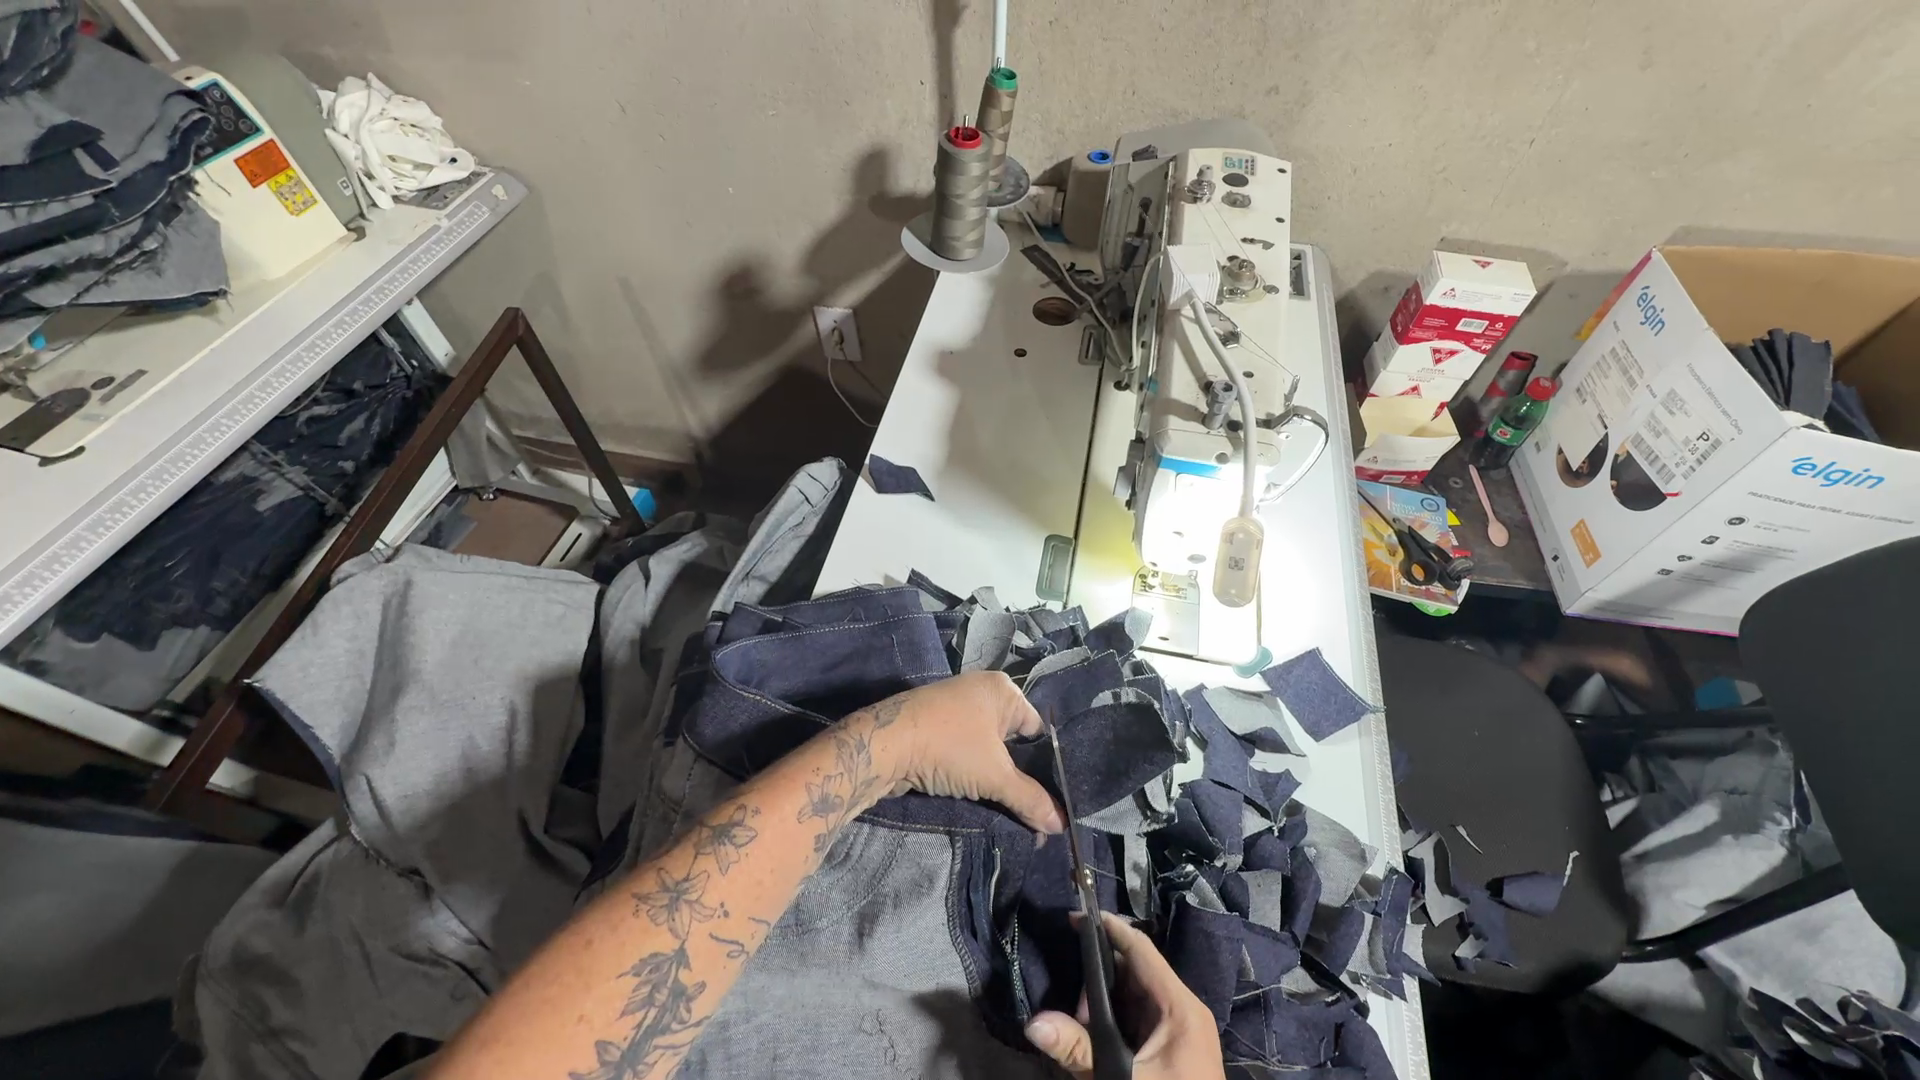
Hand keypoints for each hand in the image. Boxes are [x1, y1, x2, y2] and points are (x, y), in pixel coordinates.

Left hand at [861, 672, 1064, 833]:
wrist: (885, 746)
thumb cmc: (948, 748)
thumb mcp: (995, 776)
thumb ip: (1030, 800)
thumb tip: (1061, 825)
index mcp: (1003, 690)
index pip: (1038, 731)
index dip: (1047, 766)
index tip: (1055, 799)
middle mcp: (982, 692)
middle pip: (1013, 742)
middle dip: (1022, 776)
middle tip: (1039, 812)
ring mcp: (956, 709)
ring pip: (989, 750)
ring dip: (996, 778)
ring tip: (1014, 811)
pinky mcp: (936, 728)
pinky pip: (967, 753)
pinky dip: (974, 774)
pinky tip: (983, 798)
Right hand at [1024, 913, 1225, 1079]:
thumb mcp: (1123, 1079)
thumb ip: (1079, 1051)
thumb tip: (1033, 1022)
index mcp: (1180, 1006)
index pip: (1141, 948)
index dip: (1108, 928)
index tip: (1074, 917)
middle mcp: (1182, 1009)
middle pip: (1133, 971)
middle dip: (1097, 977)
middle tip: (1069, 995)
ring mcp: (1178, 1030)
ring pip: (1132, 996)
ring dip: (1102, 1003)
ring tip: (1078, 1023)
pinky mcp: (1171, 1049)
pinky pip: (1137, 1018)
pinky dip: (1112, 1020)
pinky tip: (1091, 1034)